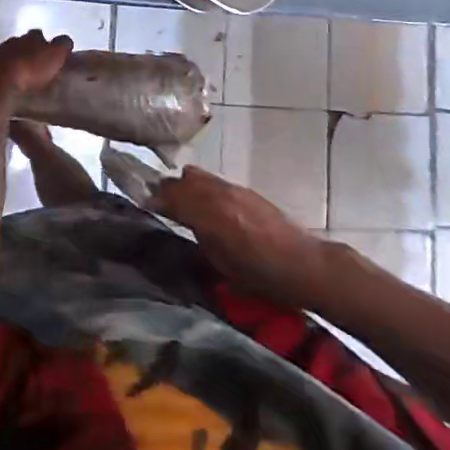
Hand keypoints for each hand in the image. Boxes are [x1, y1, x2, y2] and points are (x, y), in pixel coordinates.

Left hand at [0, 31, 72, 100]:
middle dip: (27, 48)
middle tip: (31, 62)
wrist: (0, 83)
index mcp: (34, 36)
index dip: (45, 44)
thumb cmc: (31, 72)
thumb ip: (62, 45)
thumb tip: (65, 39)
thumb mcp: (56, 57)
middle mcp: (15, 38)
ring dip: (9, 54)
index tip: (48, 54)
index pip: (42, 35)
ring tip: (13, 68)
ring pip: (5, 47)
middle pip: (22, 40)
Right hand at [150, 166, 334, 308]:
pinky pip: (213, 180)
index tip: (143, 204)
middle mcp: (217, 194)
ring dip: (185, 185)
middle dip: (167, 190)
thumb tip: (182, 221)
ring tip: (181, 200)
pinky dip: (202, 186)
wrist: (305, 265)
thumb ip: (198, 235)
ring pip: (197, 175)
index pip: (170, 196)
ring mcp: (232, 188)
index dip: (154, 199)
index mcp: (208, 214)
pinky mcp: (244, 189)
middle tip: (159, 203)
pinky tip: (205, 202)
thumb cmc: (261, 274)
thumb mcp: (221, 262)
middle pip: (181, 181)